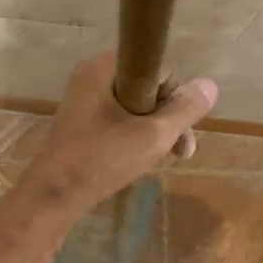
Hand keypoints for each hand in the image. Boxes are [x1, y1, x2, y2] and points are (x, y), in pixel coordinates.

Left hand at [19, 51, 216, 216]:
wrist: (53, 195)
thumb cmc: (101, 159)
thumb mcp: (152, 136)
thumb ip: (185, 110)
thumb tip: (210, 85)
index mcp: (104, 67)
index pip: (158, 67)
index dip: (174, 97)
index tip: (177, 128)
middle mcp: (92, 76)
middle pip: (148, 87)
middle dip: (168, 118)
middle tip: (181, 151)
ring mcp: (85, 99)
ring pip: (136, 106)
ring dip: (155, 131)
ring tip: (165, 159)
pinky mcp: (82, 121)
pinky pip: (119, 119)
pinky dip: (135, 136)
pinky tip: (142, 160)